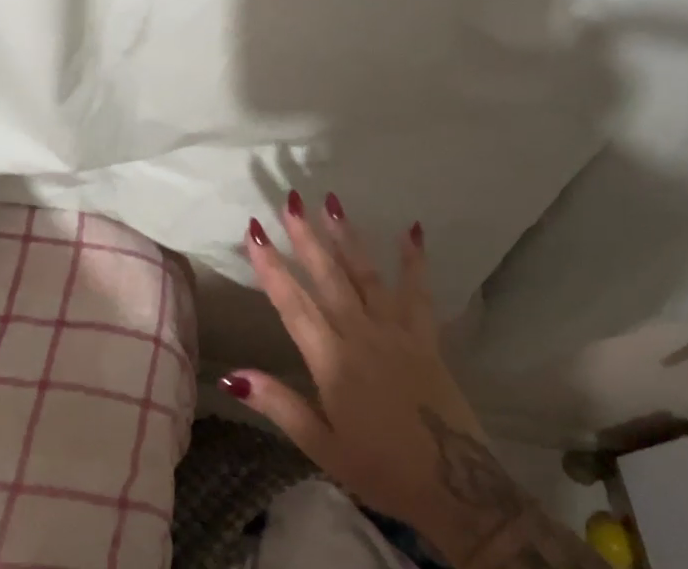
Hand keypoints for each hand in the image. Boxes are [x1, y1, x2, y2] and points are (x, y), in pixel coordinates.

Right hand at [221, 193, 487, 527]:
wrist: (456, 487)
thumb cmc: (380, 469)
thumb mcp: (321, 444)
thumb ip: (279, 404)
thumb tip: (231, 375)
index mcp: (331, 361)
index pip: (292, 304)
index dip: (270, 266)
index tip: (255, 231)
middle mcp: (362, 335)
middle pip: (328, 278)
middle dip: (306, 237)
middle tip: (290, 200)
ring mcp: (397, 333)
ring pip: (367, 276)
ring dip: (348, 238)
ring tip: (333, 202)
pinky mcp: (426, 339)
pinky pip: (419, 294)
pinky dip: (414, 261)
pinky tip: (412, 231)